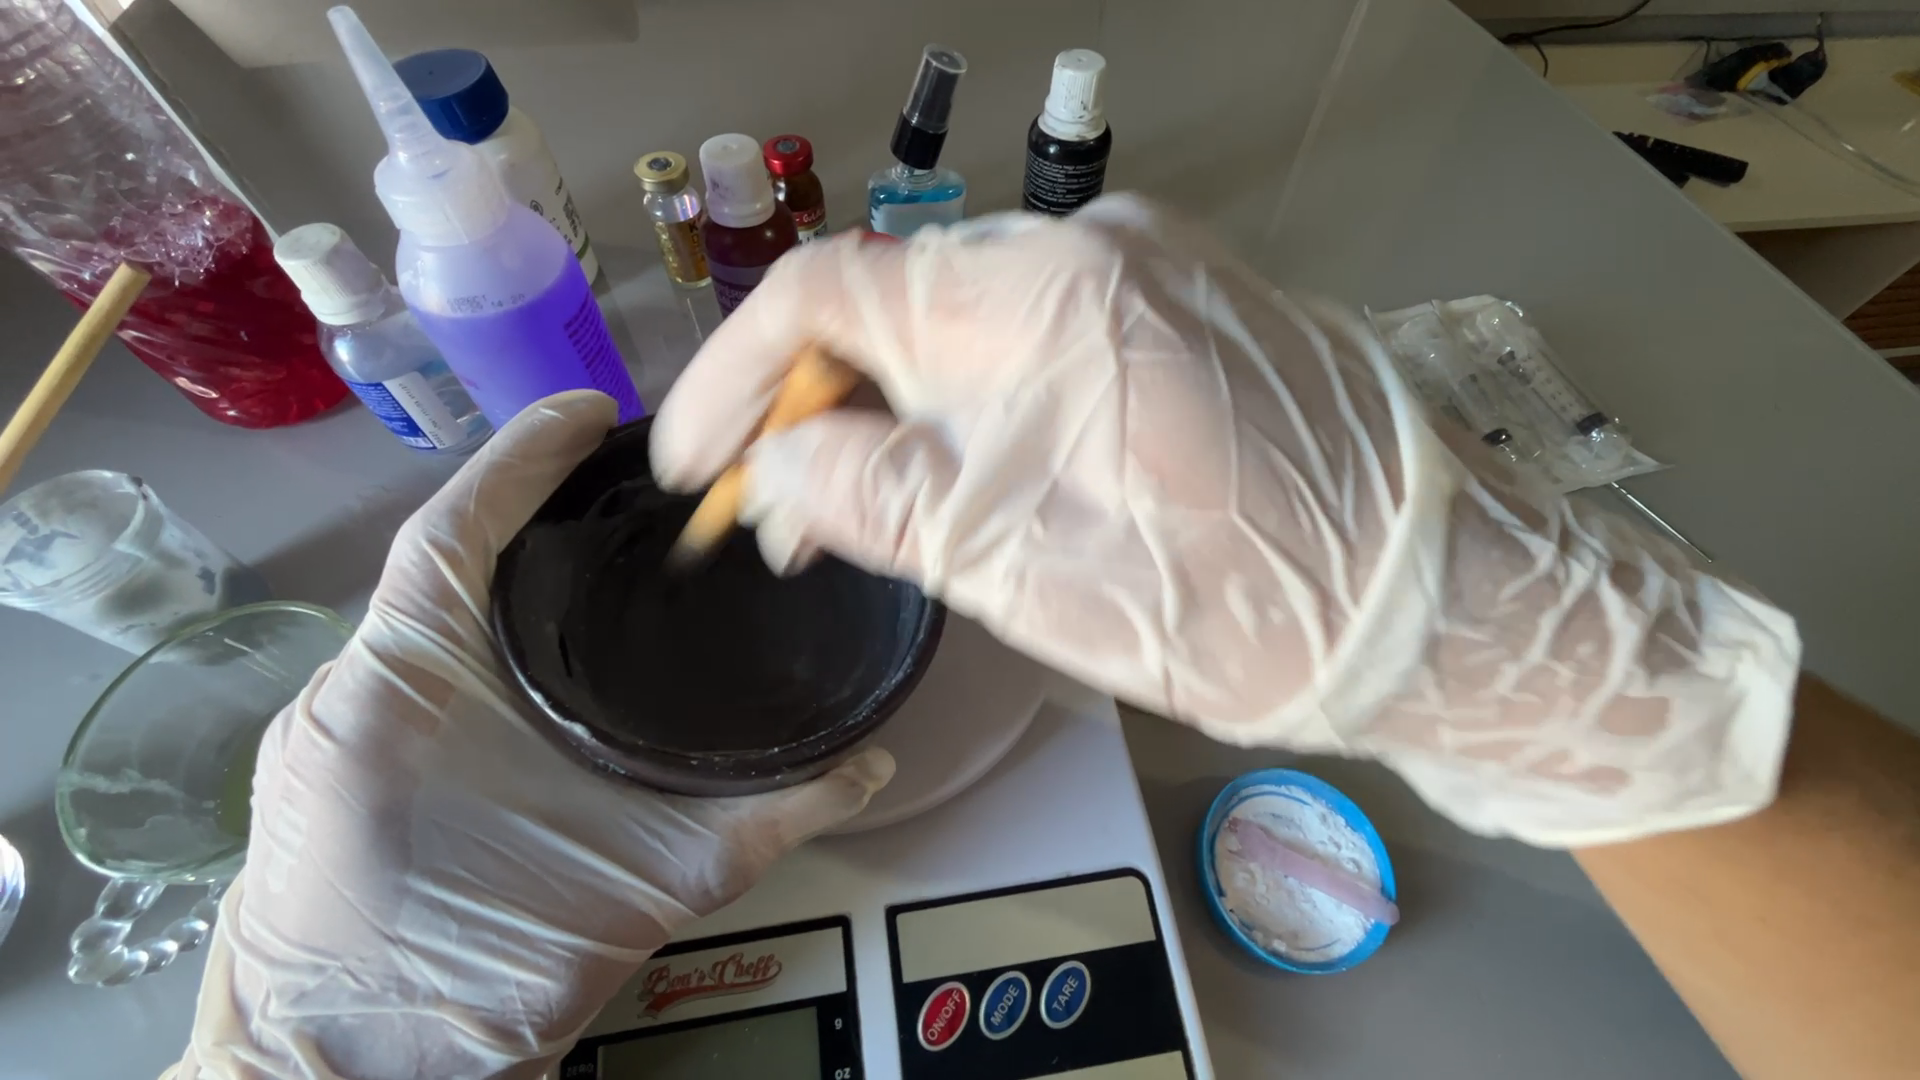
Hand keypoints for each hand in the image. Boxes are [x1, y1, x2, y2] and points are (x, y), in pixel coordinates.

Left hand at [176, 392, 892, 1079]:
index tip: (594, 409)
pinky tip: (578, 607)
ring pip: (456, 593)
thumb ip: (765, 814)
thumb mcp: (642, 879)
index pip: (457, 528)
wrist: (373, 1075)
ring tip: (629, 516)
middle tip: (649, 462)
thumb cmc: (476, 963)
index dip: (524, 454)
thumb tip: (871, 764)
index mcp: (420, 680)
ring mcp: (378, 704)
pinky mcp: (377, 737)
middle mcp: (400, 673)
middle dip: (546, 487)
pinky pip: (450, 647)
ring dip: (532, 544)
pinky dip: (509, 609)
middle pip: (467, 544)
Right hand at [652, 195, 1799, 846]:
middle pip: (890, 306)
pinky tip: (956, 472)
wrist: (1442, 603)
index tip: (695, 462)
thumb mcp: (1039, 576)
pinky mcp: (1172, 316)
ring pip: (956, 327)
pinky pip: (1027, 341)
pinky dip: (964, 405)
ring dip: (887, 413)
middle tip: (778, 510)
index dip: (738, 377)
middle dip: (811, 408)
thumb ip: (892, 505)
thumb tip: (783, 468)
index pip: (833, 295)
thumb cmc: (1246, 608)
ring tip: (854, 508)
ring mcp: (1140, 275)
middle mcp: (1090, 256)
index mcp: (1048, 305)